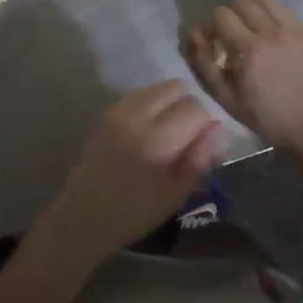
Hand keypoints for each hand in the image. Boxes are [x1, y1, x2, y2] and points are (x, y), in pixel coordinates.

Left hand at [38, 80, 221, 266]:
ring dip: (170, 102)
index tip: (205, 141)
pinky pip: (138, 96)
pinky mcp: (106, 113)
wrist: (83, 215)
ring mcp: (118, 111)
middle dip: (189, 106)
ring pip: (156, 88)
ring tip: (170, 131)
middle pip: (176, 88)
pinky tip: (150, 129)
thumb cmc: (134, 213)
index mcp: (157, 139)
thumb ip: (200, 158)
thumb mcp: (176, 195)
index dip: (207, 122)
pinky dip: (151, 104)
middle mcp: (136, 116)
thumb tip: (218, 128)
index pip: (195, 108)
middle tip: (189, 134)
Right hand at [186, 0, 302, 159]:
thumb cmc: (261, 114)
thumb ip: (204, 61)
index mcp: (249, 50)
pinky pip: (281, 6)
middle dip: (228, 12)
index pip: (221, 14)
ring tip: (246, 22)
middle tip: (228, 31)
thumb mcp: (224, 95)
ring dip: (248, 4)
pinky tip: (264, 26)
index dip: (211, 23)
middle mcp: (271, 33)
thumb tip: (193, 30)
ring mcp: (291, 29)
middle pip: (240, 1)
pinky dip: (268, 9)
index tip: (212, 38)